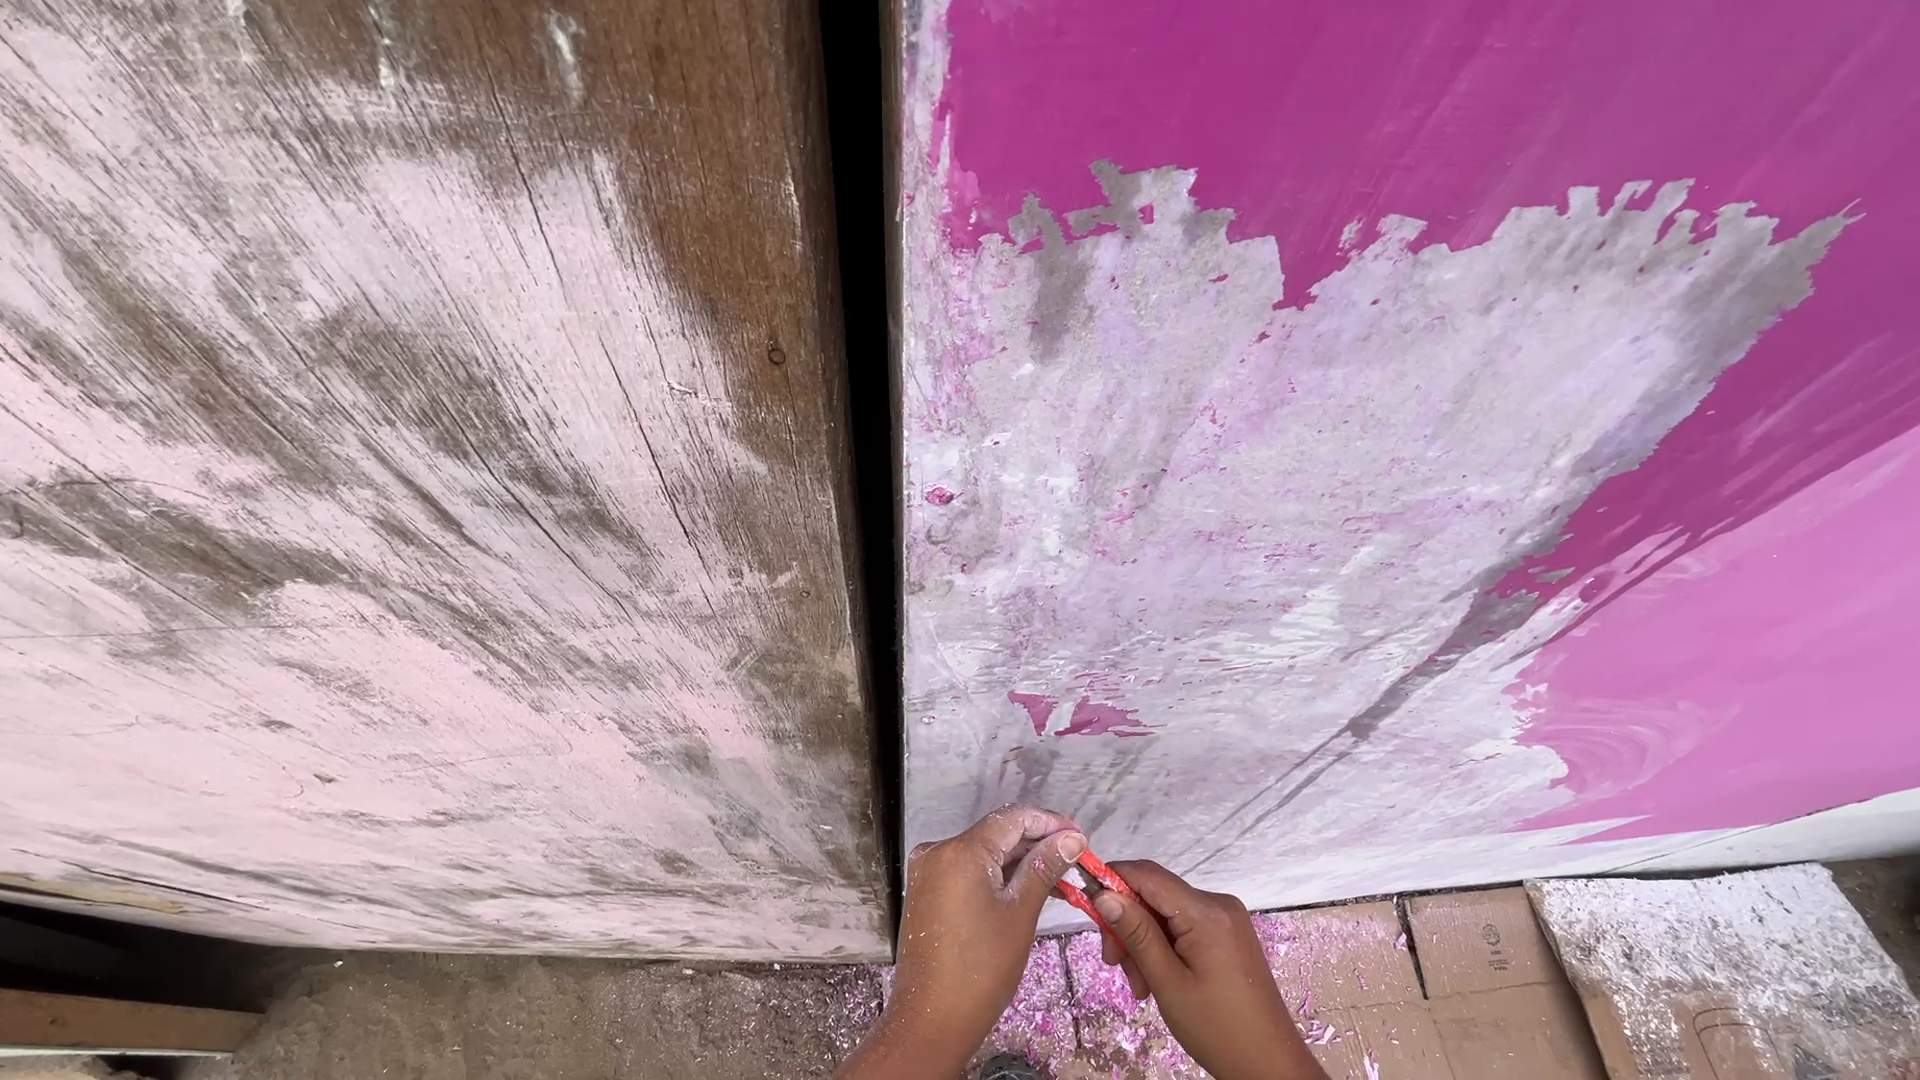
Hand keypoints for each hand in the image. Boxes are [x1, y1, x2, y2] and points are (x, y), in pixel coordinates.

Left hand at [836, 805, 1085, 1078]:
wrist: (932, 1019)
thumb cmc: (981, 968)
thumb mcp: (1020, 913)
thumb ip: (1044, 867)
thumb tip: (1072, 837)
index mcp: (960, 850)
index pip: (1012, 818)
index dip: (1049, 822)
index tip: (1079, 835)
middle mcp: (938, 850)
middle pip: (996, 833)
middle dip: (1036, 842)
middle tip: (1074, 856)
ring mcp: (929, 870)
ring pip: (982, 851)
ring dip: (1018, 859)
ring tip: (1056, 872)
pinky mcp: (927, 890)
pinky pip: (967, 868)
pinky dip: (996, 873)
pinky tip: (1024, 885)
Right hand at [1094, 860, 1327, 1079]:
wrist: (1271, 1068)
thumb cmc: (1217, 1028)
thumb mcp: (1167, 982)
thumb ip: (1135, 933)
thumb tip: (1102, 893)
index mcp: (1206, 911)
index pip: (1147, 874)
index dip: (1111, 880)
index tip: (1085, 905)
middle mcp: (1217, 903)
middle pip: (1154, 895)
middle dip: (1128, 924)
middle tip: (1114, 964)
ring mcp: (1225, 918)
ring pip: (1165, 913)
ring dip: (1144, 942)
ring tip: (1139, 985)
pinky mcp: (1227, 934)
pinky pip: (1183, 926)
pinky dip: (1164, 947)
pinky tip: (1157, 980)